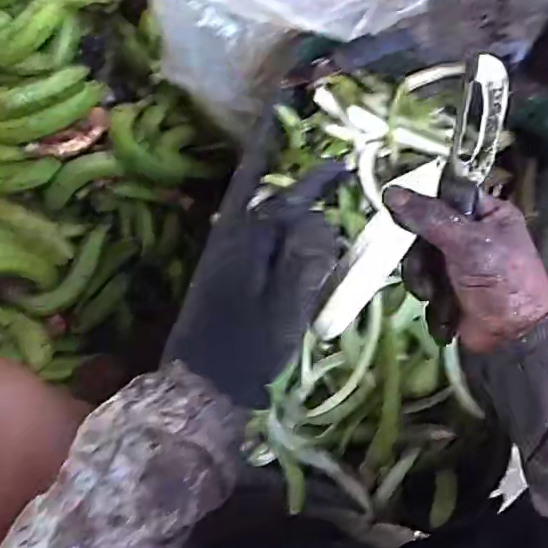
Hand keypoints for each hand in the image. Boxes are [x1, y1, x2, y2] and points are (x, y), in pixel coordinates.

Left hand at [163, 130, 346, 408]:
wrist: (203, 381)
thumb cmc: (251, 346)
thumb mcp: (288, 303)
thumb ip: (307, 255)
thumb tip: (321, 218)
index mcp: (249, 238)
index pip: (291, 198)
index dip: (319, 180)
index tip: (343, 166)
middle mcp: (232, 235)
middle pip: (272, 198)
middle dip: (302, 186)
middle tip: (334, 174)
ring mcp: (222, 251)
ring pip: (259, 212)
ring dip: (286, 200)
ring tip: (315, 196)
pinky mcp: (220, 269)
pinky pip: (251, 232)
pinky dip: (270, 223)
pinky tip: (284, 229)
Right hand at [384, 185, 547, 353]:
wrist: (512, 337)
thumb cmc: (501, 281)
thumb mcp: (467, 243)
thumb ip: (429, 217)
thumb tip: (392, 193)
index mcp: (487, 214)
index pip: (445, 195)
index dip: (423, 205)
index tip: (404, 217)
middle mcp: (471, 234)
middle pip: (424, 229)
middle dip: (421, 253)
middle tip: (426, 266)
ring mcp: (458, 263)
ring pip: (419, 258)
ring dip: (422, 277)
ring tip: (434, 292)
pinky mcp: (447, 288)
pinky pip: (423, 281)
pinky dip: (428, 294)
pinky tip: (441, 305)